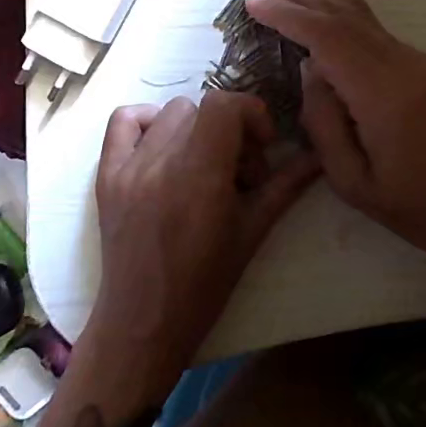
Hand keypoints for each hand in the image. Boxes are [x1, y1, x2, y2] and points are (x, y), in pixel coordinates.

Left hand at [90, 92, 319, 372]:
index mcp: (200, 177)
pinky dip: (147, 122)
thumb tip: (319, 156)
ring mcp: (129, 167)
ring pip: (170, 113)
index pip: (224, 104)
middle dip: (230, 131)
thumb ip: (286, 187)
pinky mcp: (106, 176)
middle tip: (240, 172)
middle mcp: (161, 163)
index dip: (251, 112)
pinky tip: (164, 148)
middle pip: (203, 109)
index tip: (263, 144)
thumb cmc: (206, 285)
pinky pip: (123, 121)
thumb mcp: (253, 233)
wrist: (144, 322)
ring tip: (204, 166)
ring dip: (196, 130)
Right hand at [243, 0, 425, 337]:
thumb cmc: (418, 209)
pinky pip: (377, 30)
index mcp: (385, 95)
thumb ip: (324, 122)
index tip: (253, 0)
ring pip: (363, 17)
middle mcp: (405, 65)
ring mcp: (419, 63)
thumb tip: (310, 70)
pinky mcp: (425, 69)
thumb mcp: (353, 183)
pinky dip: (345, 11)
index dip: (288, 14)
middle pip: (345, 15)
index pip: (328, 38)